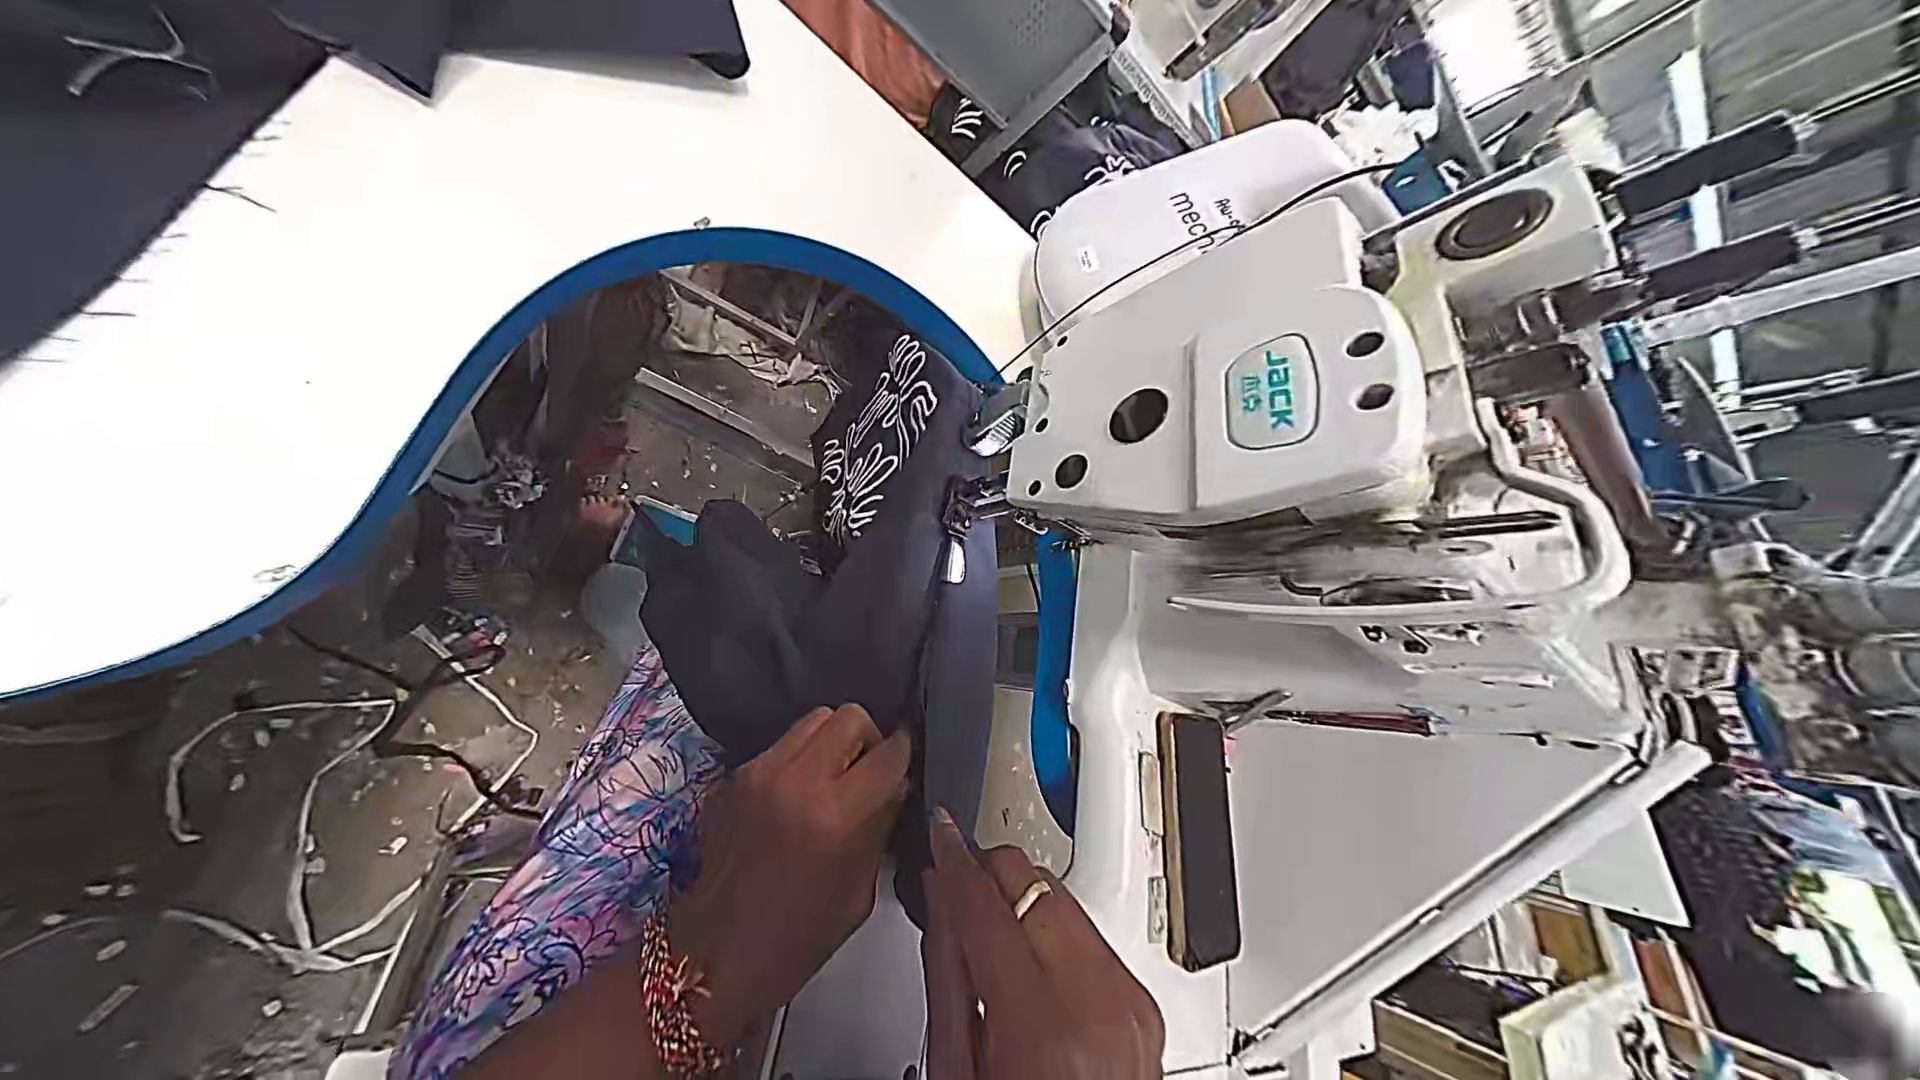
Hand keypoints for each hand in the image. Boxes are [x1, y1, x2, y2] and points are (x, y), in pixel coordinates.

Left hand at [669, 704, 911, 1044]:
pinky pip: (785, 742)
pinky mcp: (737, 775)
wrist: (712, 956)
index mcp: (833, 816)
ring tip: (834, 776)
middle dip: (868, 738)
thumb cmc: (795, 938)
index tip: (907, 760)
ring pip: (815, 719)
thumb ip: (881, 822)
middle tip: (867, 771)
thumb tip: (898, 781)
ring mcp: (760, 772)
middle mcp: (796, 781)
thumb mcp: (859, 888)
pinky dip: (803, 754)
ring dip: (834, 740)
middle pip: (850, 716)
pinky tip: (801, 790)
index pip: (888, 752)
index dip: (905, 751)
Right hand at [923, 810, 1164, 1078]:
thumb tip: (941, 896)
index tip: (941, 831)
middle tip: (959, 886)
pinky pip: (1085, 924)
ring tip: (990, 924)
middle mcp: (1098, 1004)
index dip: (956, 858)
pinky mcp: (1143, 998)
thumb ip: (949, 970)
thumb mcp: (959, 1070)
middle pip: (1030, 880)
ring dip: (1018, 892)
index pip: (988, 906)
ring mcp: (1128, 999)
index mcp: (1045, 1029)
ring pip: (1058, 890)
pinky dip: (1049, 920)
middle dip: (987, 871)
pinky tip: (1027, 948)